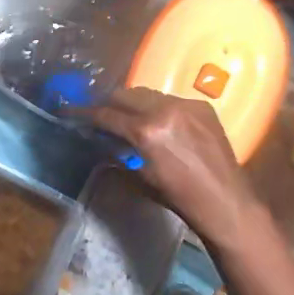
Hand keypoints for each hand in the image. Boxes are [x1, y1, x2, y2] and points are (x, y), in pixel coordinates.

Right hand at [82, 88, 266, 249]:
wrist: (224, 200)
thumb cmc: (179, 197)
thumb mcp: (142, 177)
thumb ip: (119, 153)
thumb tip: (102, 141)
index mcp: (147, 130)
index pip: (107, 115)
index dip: (84, 113)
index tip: (69, 111)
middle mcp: (166, 109)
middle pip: (126, 95)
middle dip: (108, 103)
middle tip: (97, 112)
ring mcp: (187, 104)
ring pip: (149, 94)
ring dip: (134, 103)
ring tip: (127, 116)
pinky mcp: (202, 106)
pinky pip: (172, 100)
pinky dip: (159, 108)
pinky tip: (158, 122)